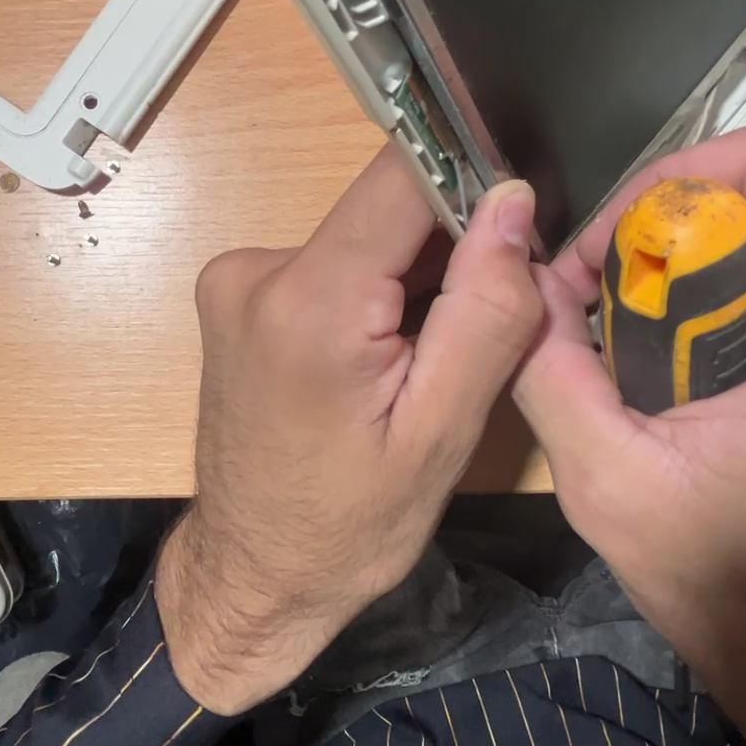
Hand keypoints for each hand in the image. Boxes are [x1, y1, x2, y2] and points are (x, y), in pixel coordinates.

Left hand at [158, 147, 542, 714]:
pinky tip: (377, 359)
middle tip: (467, 333)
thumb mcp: (442, 434)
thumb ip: (484, 311)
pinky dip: (368, 293)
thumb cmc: (350, 526)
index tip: (511, 232)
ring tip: (418, 361)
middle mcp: (254, 269)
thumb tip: (510, 202)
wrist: (253, 571)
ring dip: (407, 279)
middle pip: (384, 209)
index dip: (470, 184)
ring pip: (361, 236)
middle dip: (444, 250)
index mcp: (308, 301)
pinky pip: (329, 262)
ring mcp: (235, 278)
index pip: (402, 173)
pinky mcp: (234, 294)